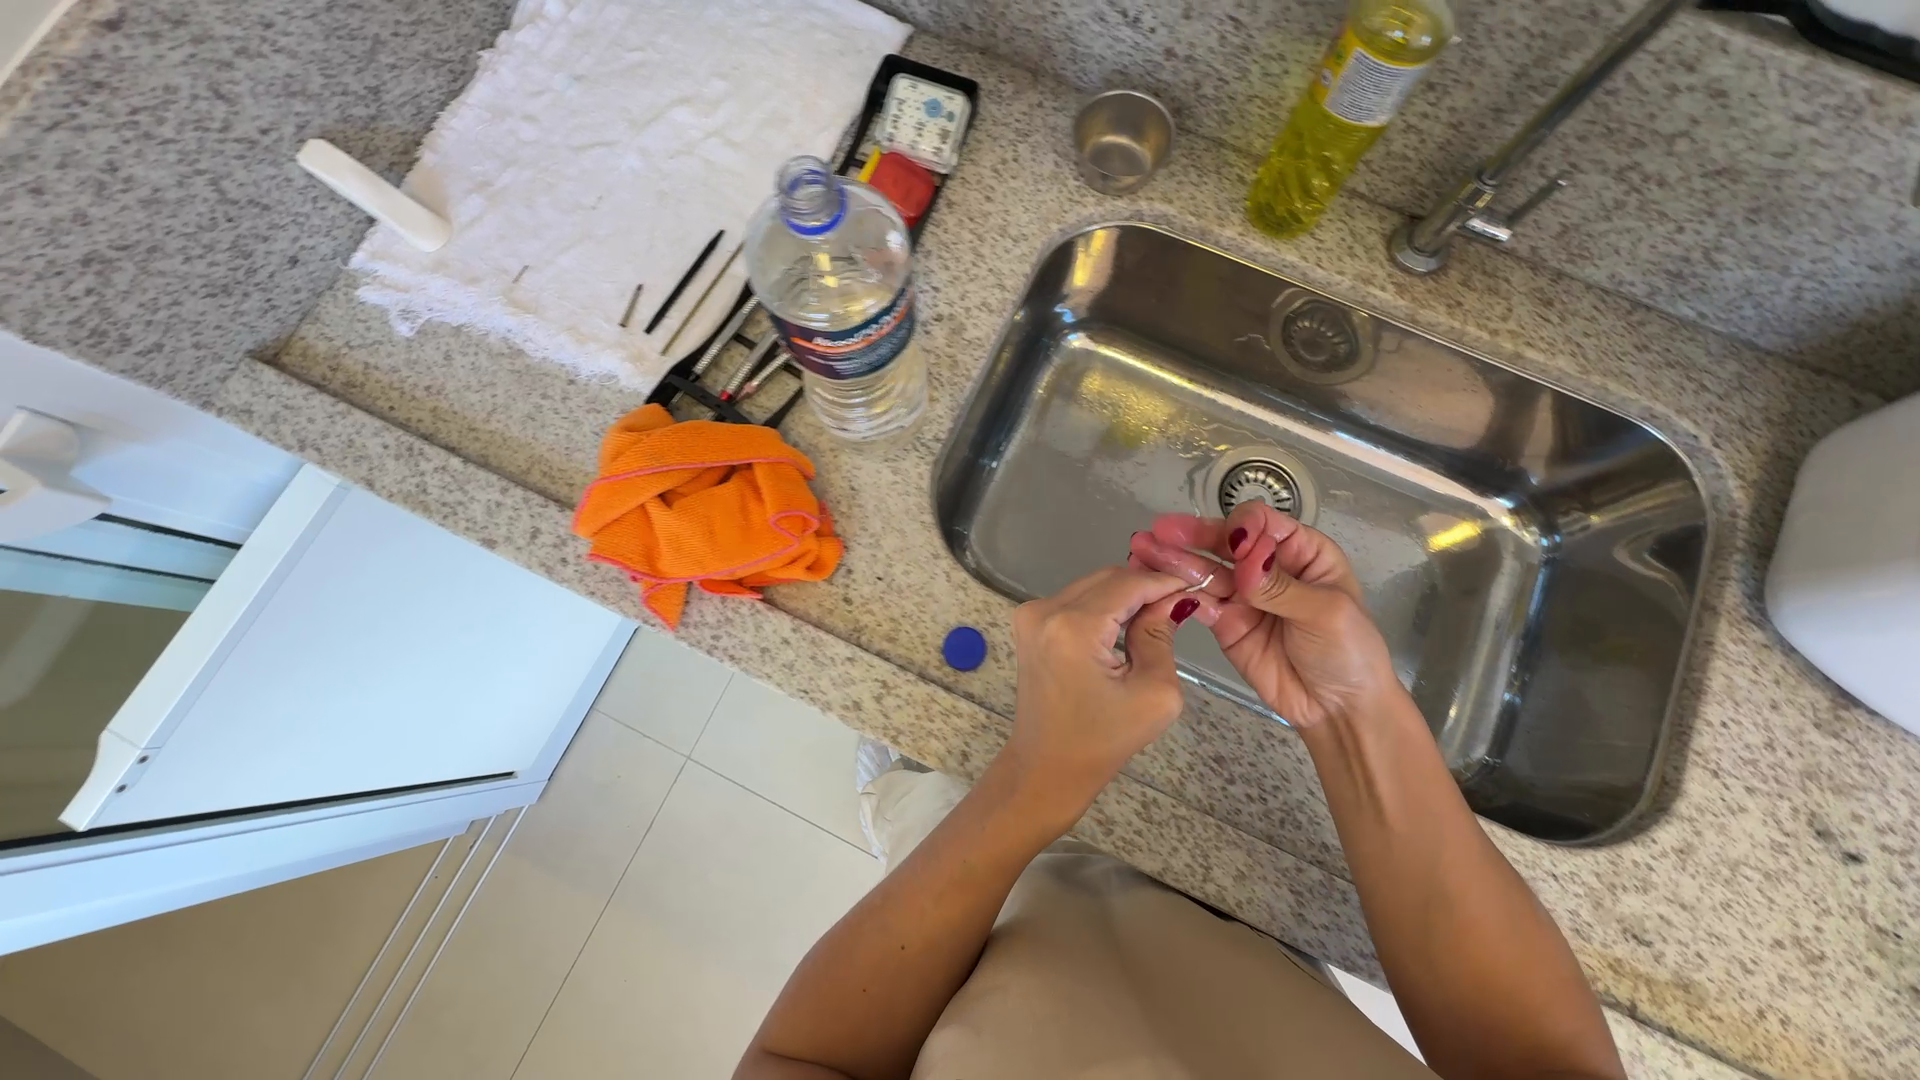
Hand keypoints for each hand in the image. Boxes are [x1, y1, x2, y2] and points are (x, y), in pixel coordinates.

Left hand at [1000, 565, 1195, 825]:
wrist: (1046, 766)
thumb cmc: (1102, 740)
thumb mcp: (1153, 693)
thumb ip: (1161, 636)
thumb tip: (1173, 599)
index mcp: (1074, 627)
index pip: (1128, 584)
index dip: (1164, 581)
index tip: (1196, 585)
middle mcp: (1045, 610)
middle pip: (1108, 578)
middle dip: (1146, 585)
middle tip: (1182, 599)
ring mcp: (1031, 615)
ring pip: (1092, 586)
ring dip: (1125, 594)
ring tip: (1160, 611)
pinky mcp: (1028, 624)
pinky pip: (1075, 600)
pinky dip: (1104, 605)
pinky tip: (1128, 621)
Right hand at [1127, 504, 1401, 729]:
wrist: (1339, 709)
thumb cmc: (1349, 651)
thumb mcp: (1326, 613)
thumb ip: (1281, 586)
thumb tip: (1244, 559)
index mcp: (1301, 552)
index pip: (1263, 525)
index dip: (1242, 527)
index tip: (1230, 541)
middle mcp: (1267, 567)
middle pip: (1224, 543)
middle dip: (1191, 536)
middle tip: (1157, 532)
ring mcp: (1243, 596)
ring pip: (1205, 572)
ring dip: (1173, 562)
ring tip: (1141, 553)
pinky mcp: (1224, 624)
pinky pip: (1198, 603)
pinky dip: (1176, 595)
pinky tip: (1153, 585)